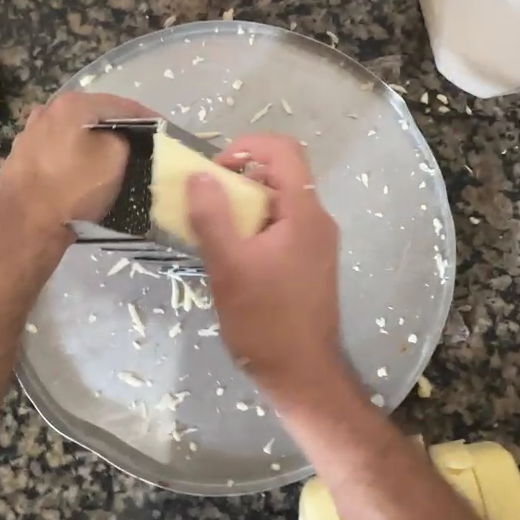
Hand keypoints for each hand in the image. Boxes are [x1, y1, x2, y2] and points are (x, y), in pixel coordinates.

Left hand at [0, 91, 152, 234]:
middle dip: (119, 129)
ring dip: (95, 144)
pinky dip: (76, 159)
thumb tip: (119, 140)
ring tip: (115, 160)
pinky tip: (84, 175)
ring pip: (74, 135)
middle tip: (143, 145)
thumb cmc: (73, 188)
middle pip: (94, 116)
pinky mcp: (21, 160)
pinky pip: (59, 153)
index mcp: (70, 104)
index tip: (164, 130)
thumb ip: (125, 139)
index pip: (121, 104)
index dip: (147, 117)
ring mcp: (29, 136)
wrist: (21, 229)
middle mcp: (46, 112)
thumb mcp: (115, 159)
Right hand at [185, 134, 346, 402]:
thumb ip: (212, 216)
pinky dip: (257, 225)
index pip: (284, 150)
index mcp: (305, 212)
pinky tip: (234, 254)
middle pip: (283, 174)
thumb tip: (200, 175)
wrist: (301, 374)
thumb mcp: (228, 265)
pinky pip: (285, 226)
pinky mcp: (312, 262)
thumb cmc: (264, 320)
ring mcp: (319, 243)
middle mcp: (318, 220)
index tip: (215, 168)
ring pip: (282, 202)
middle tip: (209, 199)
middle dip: (242, 176)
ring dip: (247, 203)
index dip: (247, 145)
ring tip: (216, 229)